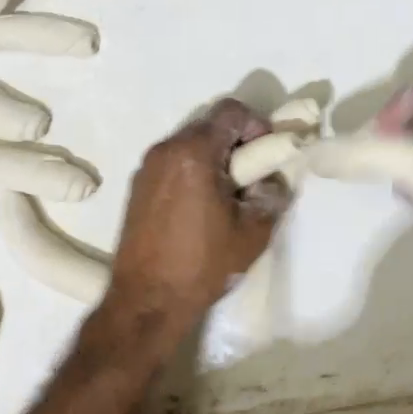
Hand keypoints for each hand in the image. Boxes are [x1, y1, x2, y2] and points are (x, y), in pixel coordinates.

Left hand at [108, 99, 291, 324]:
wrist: (146, 302)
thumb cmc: (202, 264)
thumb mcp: (253, 231)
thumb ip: (272, 195)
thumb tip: (275, 180)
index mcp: (194, 153)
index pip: (231, 111)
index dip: (257, 125)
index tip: (266, 156)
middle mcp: (166, 150)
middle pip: (210, 125)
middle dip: (237, 142)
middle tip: (253, 176)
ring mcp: (147, 168)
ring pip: (191, 144)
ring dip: (215, 157)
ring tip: (228, 195)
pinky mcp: (138, 187)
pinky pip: (174, 162)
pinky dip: (194, 171)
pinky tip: (202, 207)